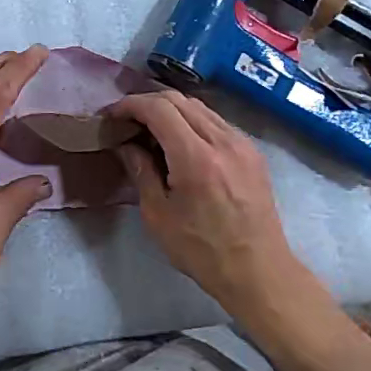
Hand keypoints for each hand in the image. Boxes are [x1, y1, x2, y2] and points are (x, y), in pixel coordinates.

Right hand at [111, 91, 302, 317]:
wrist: (258, 270)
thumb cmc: (202, 250)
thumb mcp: (159, 216)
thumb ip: (141, 171)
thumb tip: (126, 144)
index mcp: (196, 157)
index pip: (159, 108)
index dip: (131, 105)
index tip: (112, 115)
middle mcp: (222, 140)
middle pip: (179, 100)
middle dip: (148, 103)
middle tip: (127, 120)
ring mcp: (242, 142)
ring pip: (199, 107)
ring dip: (172, 109)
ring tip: (151, 129)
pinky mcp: (252, 150)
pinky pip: (217, 121)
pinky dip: (193, 121)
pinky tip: (182, 141)